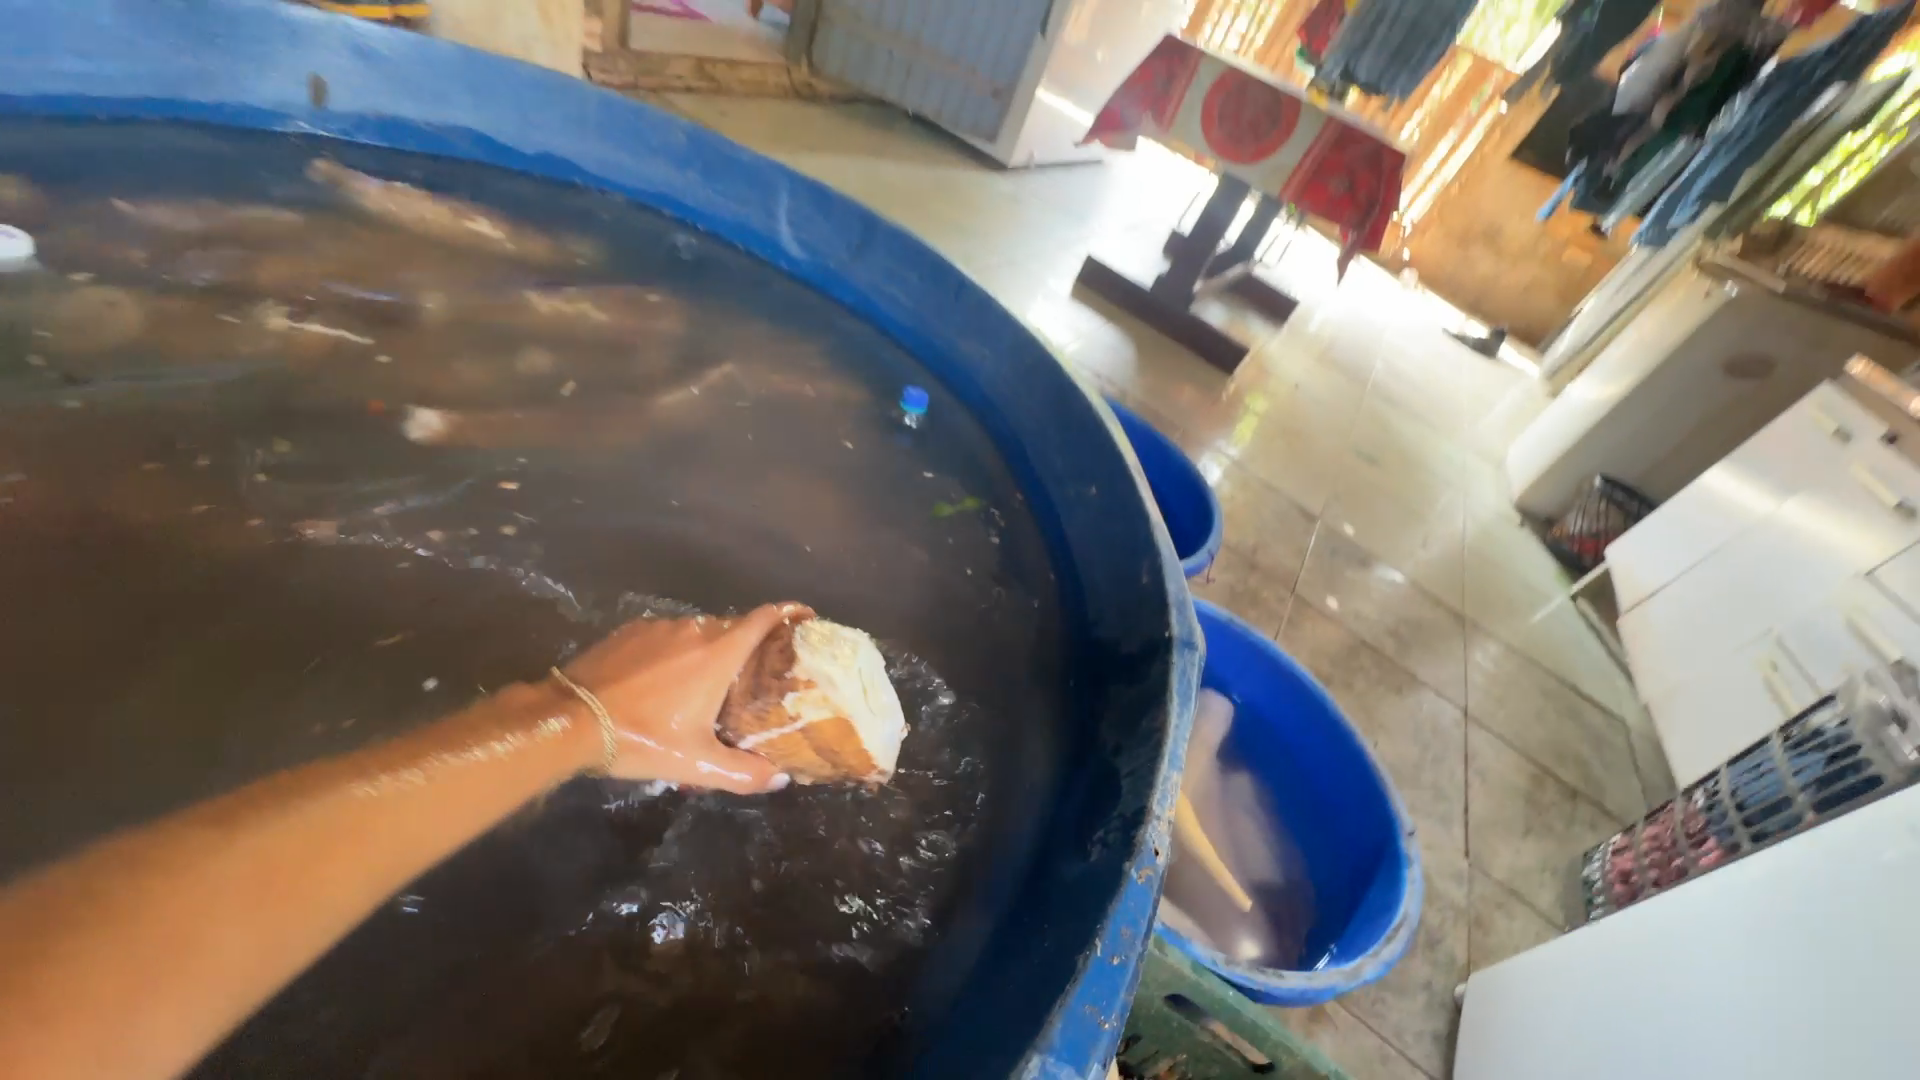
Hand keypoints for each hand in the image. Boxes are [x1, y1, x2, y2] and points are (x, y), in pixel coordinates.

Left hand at [556, 603, 811, 792]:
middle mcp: (695, 631)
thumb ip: (743, 773)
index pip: (764, 618)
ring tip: (707, 678)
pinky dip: (676, 650)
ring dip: (709, 648)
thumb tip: (780, 778)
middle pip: (734, 626)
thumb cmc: (642, 738)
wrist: (568, 721)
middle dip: (750, 641)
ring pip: (698, 631)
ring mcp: (660, 627)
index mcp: (719, 654)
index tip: (805, 616)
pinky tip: (664, 677)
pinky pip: (667, 634)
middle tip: (756, 668)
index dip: (789, 612)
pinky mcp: (631, 630)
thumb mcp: (695, 765)